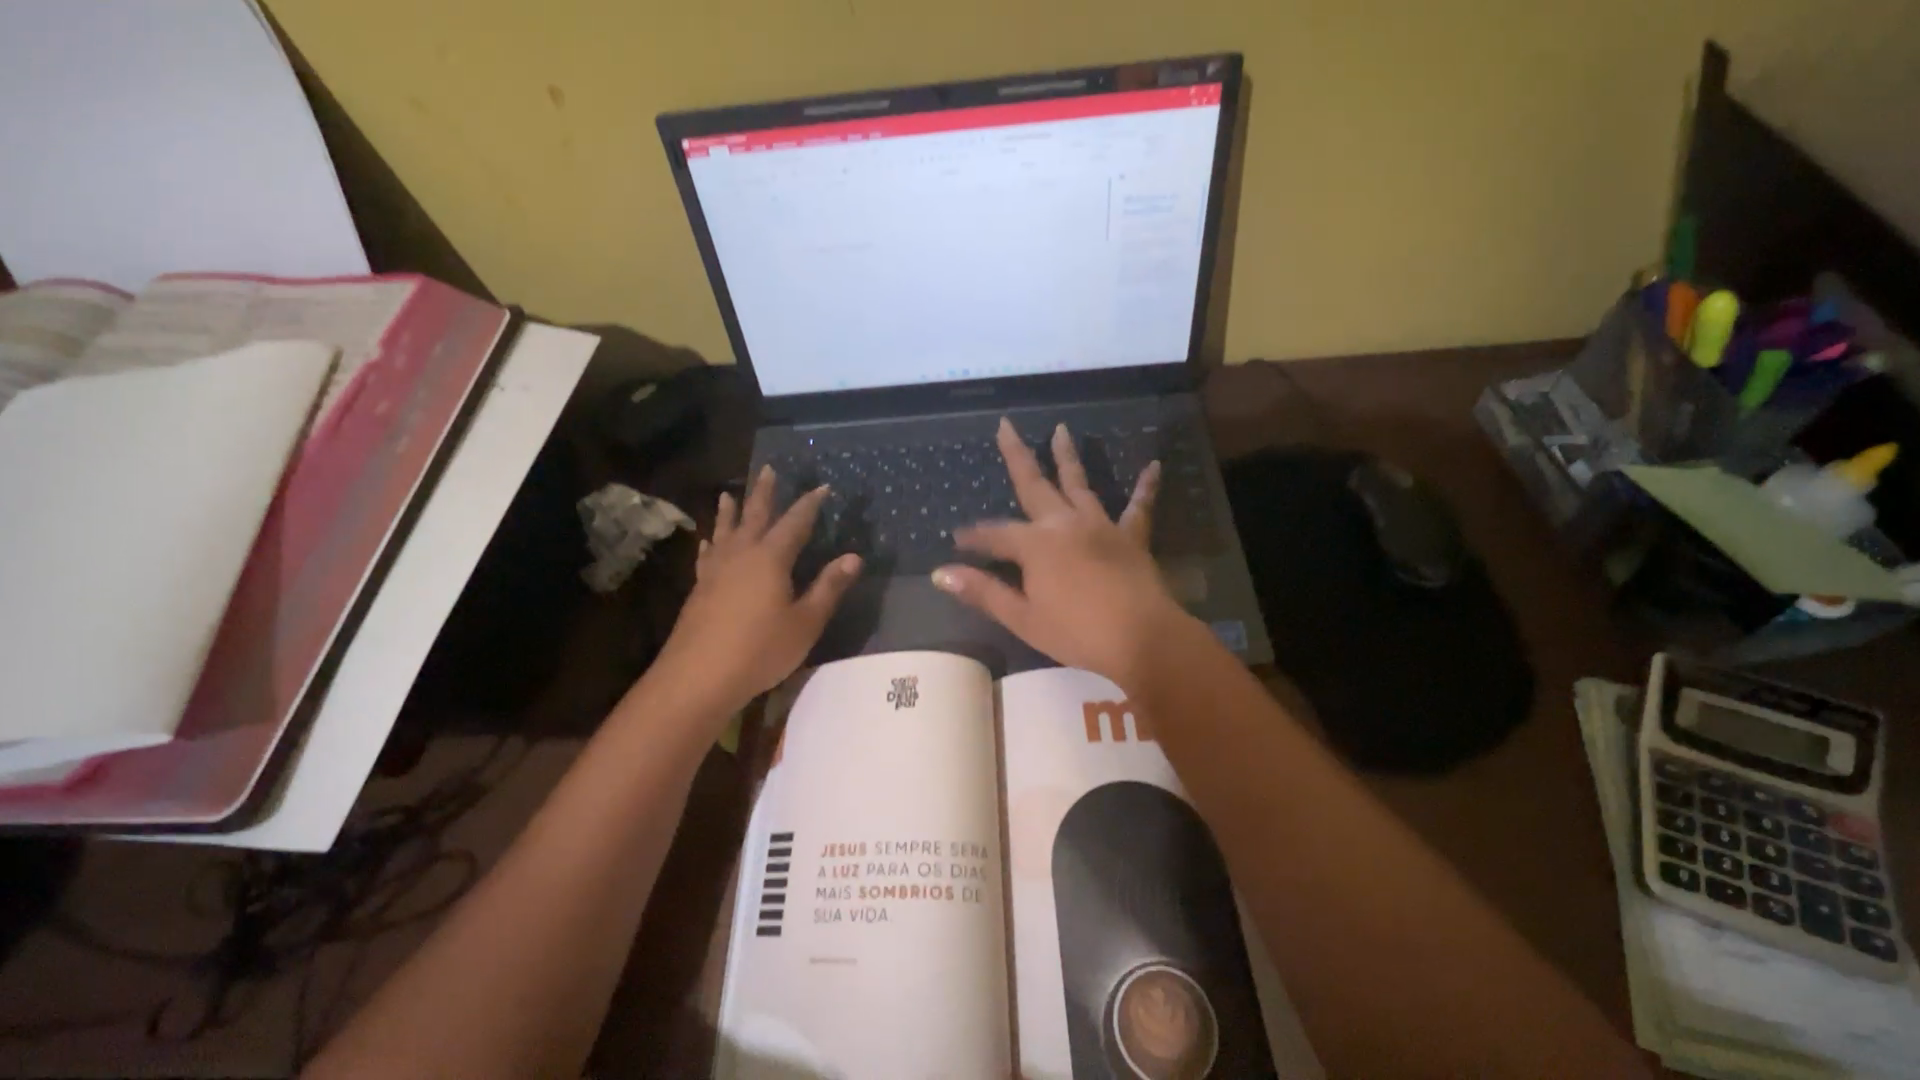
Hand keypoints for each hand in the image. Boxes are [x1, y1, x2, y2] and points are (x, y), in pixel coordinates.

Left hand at [650, 467, 861, 715]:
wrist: (699, 676)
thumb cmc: (760, 650)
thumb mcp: (805, 622)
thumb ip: (828, 588)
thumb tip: (853, 557)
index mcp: (771, 559)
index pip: (795, 522)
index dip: (810, 504)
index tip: (822, 487)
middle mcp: (741, 555)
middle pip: (755, 516)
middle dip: (764, 493)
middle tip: (768, 469)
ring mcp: (716, 571)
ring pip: (725, 531)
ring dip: (730, 511)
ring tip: (727, 494)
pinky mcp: (700, 589)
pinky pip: (708, 555)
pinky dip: (711, 543)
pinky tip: (708, 543)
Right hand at [931, 419, 1191, 685]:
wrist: (1141, 638)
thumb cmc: (1076, 633)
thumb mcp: (1022, 617)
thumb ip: (984, 592)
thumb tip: (941, 573)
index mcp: (1035, 544)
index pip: (995, 535)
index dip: (974, 538)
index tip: (957, 541)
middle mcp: (1065, 524)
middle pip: (1035, 485)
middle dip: (1018, 456)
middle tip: (1006, 426)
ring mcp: (1100, 526)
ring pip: (1080, 484)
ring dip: (1067, 457)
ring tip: (1061, 429)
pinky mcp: (1131, 538)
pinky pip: (1138, 507)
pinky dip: (1145, 486)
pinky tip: (1153, 466)